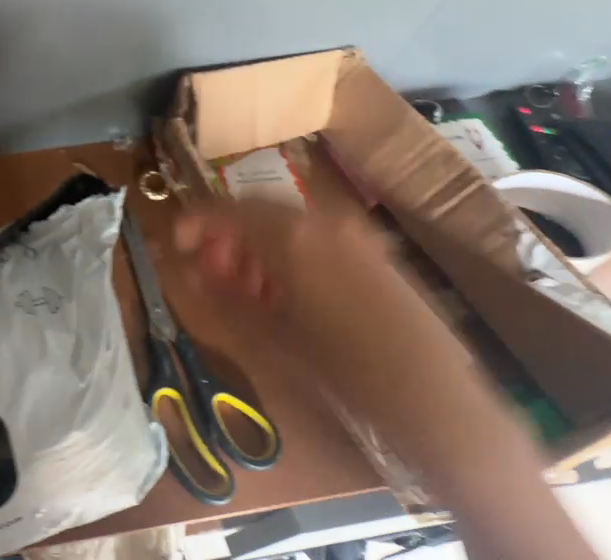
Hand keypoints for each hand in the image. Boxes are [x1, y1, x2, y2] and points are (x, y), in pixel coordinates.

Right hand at [171, 202, 466, 401]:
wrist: (435, 400)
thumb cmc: (342, 368)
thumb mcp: (268, 334)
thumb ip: (220, 295)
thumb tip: (187, 270)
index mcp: (289, 233)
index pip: (225, 209)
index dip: (193, 223)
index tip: (175, 245)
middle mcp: (321, 220)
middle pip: (258, 212)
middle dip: (227, 237)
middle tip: (209, 271)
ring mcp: (355, 235)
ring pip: (290, 226)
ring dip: (259, 246)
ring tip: (246, 288)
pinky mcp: (378, 255)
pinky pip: (319, 239)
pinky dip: (292, 254)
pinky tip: (287, 294)